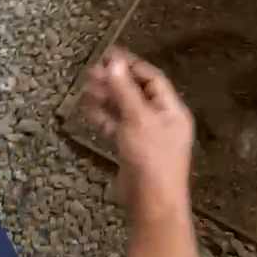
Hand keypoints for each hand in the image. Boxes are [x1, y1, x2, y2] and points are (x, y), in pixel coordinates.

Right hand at [78, 47, 194, 222]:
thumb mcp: (137, 119)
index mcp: (171, 111)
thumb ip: (124, 90)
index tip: (107, 54)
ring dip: (106, 98)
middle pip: (136, 92)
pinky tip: (89, 112)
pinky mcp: (133, 149)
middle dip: (114, 81)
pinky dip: (104, 118)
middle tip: (90, 72)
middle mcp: (161, 120)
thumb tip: (113, 62)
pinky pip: (117, 126)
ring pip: (124, 109)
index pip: (152, 79)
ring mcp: (147, 135)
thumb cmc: (151, 157)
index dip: (131, 65)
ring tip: (85, 89)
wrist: (151, 202)